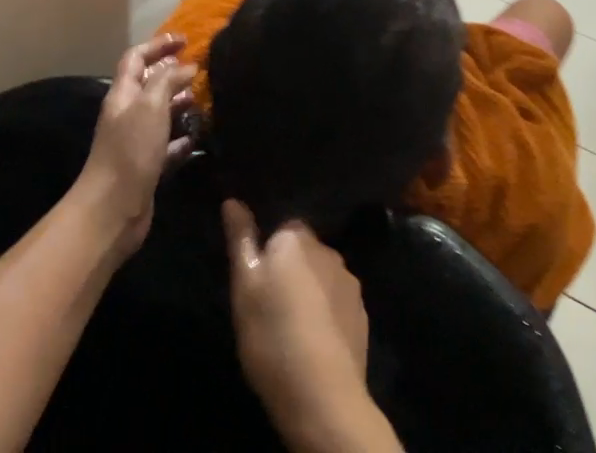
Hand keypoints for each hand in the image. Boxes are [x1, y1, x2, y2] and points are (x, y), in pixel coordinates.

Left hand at [74, 34, 195, 254]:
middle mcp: (127, 114)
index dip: (158, 46)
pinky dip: (182, 138)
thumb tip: (186, 65)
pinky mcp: (147, 166)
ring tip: (204, 98)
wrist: (113, 208)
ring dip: (179, 103)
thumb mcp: (150, 106)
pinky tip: (199, 136)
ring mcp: (136, 141)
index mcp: (122, 95)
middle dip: (171, 74)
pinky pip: (167, 145)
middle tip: (200, 69)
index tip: (186, 41)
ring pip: (159, 114)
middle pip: (148, 85)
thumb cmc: (130, 150)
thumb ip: (167, 81)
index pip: (136, 58)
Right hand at [223, 200, 377, 446]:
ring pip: (321, 276)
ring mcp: (350, 284)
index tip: (255, 274)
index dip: (268, 247)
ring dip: (308, 289)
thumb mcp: (243, 286)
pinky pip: (336, 302)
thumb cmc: (271, 333)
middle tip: (266, 300)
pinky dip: (324, 312)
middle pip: (304, 250)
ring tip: (288, 323)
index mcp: (297, 239)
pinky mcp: (361, 315)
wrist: (322, 394)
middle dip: (289, 267)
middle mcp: (329, 252)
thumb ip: (241, 239)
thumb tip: (233, 200)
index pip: (283, 226)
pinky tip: (311, 339)